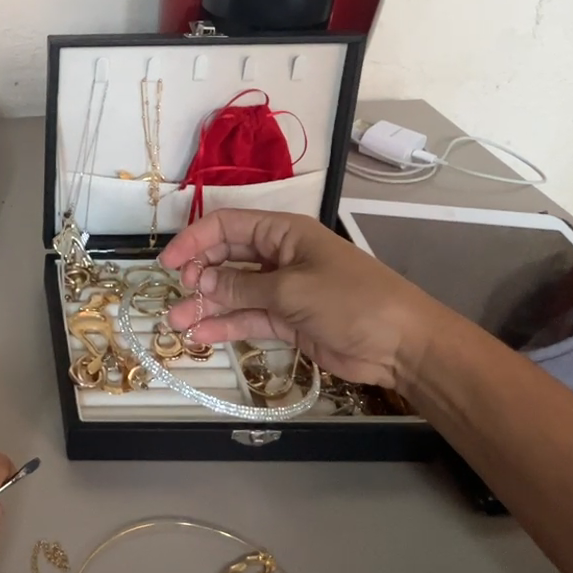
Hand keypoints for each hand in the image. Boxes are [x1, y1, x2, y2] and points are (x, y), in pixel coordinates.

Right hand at [158, 209, 455, 389]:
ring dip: (205, 305)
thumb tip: (201, 284)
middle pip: (225, 258)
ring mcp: (281, 290)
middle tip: (179, 293)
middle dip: (198, 274)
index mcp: (283, 233)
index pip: (227, 226)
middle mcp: (278, 256)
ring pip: (231, 292)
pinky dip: (224, 325)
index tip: (169, 263)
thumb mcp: (291, 289)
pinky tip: (200, 335)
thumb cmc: (351, 301)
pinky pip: (246, 317)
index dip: (194, 240)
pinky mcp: (286, 320)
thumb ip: (242, 287)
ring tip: (177, 323)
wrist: (403, 345)